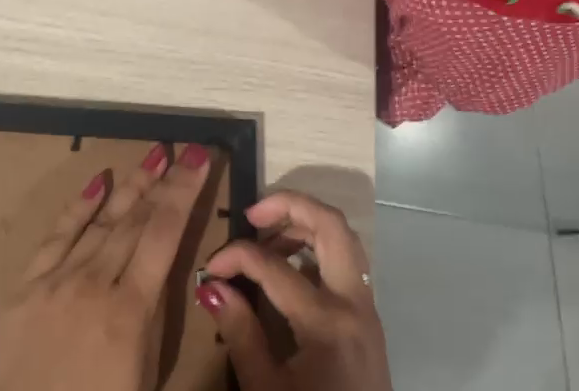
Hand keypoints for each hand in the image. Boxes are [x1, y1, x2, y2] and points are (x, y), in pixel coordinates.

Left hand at [0, 143, 214, 390]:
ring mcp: (56, 281)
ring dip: (131, 186)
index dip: (185, 192)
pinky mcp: (25, 288)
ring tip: (154, 155)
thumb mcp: (141, 378)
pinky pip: (56, 236)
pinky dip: (79, 206)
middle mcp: (94, 284)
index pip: (164, 235)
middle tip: (183, 148)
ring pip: (101, 221)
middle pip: (136, 221)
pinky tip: (98, 181)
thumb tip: (163, 276)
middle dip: (164, 181)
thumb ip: (153, 322)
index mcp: (129, 311)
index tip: (200, 157)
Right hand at [195, 191, 393, 390]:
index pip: (273, 267)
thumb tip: (211, 287)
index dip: (235, 257)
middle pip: (332, 225)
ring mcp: (368, 307)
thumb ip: (240, 333)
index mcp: (328, 321)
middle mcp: (355, 301)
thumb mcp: (267, 389)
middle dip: (291, 206)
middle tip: (253, 214)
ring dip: (307, 224)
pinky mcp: (368, 317)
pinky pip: (347, 262)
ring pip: (344, 238)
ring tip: (267, 237)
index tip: (210, 266)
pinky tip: (291, 263)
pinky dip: (319, 247)